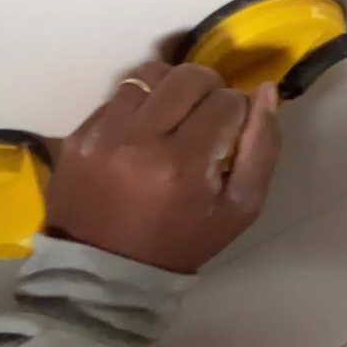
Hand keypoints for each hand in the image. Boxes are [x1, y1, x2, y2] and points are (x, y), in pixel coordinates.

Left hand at [44, 60, 281, 273]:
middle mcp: (140, 140)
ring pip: (153, 73)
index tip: (231, 132)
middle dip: (210, 88)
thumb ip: (263, 148)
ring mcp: (104, 133)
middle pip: (190, 76)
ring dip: (173, 87)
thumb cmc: (181, 240)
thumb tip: (265, 91)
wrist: (102, 273)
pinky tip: (146, 126)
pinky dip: (142, 100)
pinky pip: (121, 91)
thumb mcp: (240, 208)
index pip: (227, 100)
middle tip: (208, 114)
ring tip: (176, 113)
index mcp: (183, 163)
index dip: (237, 111)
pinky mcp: (80, 132)